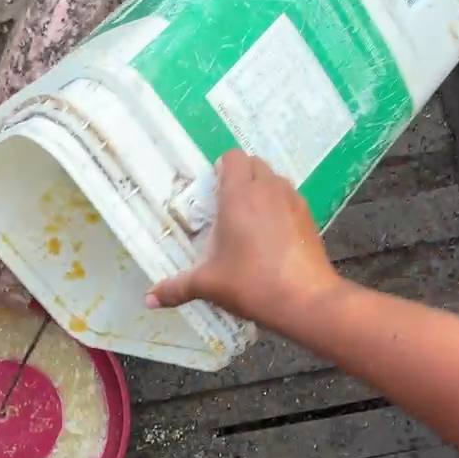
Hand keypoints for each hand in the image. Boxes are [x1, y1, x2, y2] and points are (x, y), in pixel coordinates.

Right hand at [146, 151, 345, 330]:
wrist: (305, 300)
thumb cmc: (251, 283)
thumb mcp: (208, 285)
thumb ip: (176, 288)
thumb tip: (149, 300)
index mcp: (239, 196)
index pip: (233, 157)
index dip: (221, 167)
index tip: (211, 187)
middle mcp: (268, 190)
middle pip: (254, 163)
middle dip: (240, 175)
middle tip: (225, 203)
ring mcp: (293, 201)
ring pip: (275, 179)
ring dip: (261, 188)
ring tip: (248, 217)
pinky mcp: (309, 218)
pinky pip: (290, 198)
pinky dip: (278, 206)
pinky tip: (270, 234)